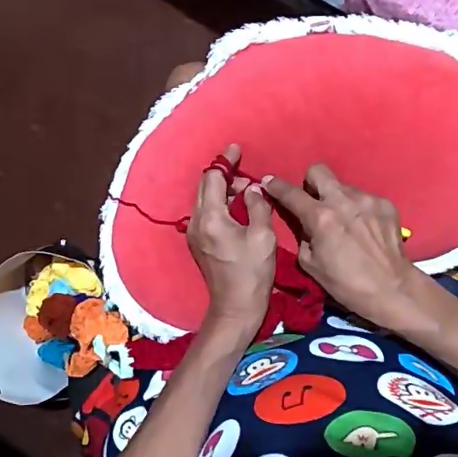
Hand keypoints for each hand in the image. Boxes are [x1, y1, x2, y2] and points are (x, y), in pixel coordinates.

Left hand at [188, 144, 275, 335]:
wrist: (235, 306)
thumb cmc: (252, 272)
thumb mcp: (262, 235)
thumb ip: (257, 206)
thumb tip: (253, 189)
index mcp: (211, 218)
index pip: (212, 178)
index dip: (225, 161)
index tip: (236, 150)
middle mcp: (196, 223)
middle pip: (205, 187)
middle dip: (225, 177)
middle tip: (248, 178)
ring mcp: (195, 234)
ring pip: (205, 201)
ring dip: (223, 192)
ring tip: (247, 193)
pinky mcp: (199, 243)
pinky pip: (207, 214)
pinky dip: (220, 205)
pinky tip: (238, 210)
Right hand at [262, 165, 428, 333]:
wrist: (391, 289)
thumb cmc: (346, 284)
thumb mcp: (311, 265)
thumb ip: (302, 237)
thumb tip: (304, 224)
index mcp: (320, 217)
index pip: (291, 193)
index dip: (275, 186)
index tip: (268, 182)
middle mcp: (343, 200)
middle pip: (318, 171)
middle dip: (310, 183)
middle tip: (313, 202)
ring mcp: (367, 199)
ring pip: (343, 186)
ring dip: (337, 199)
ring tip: (344, 221)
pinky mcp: (385, 204)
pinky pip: (363, 198)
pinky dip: (358, 209)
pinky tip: (364, 228)